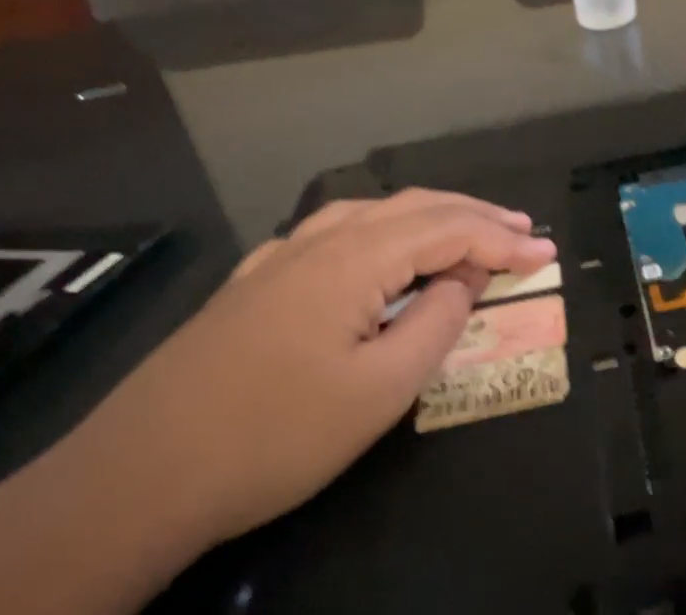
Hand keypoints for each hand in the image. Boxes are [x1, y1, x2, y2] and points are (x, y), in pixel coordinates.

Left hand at [48, 190, 555, 551]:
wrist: (138, 476)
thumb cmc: (273, 437)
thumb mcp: (378, 391)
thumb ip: (435, 324)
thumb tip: (464, 279)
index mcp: (352, 259)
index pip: (446, 229)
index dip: (502, 240)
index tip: (547, 254)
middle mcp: (317, 241)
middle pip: (411, 207)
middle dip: (473, 216)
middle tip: (522, 234)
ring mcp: (278, 259)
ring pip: (369, 214)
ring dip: (426, 218)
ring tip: (465, 233)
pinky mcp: (252, 284)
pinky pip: (332, 234)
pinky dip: (379, 232)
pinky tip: (379, 251)